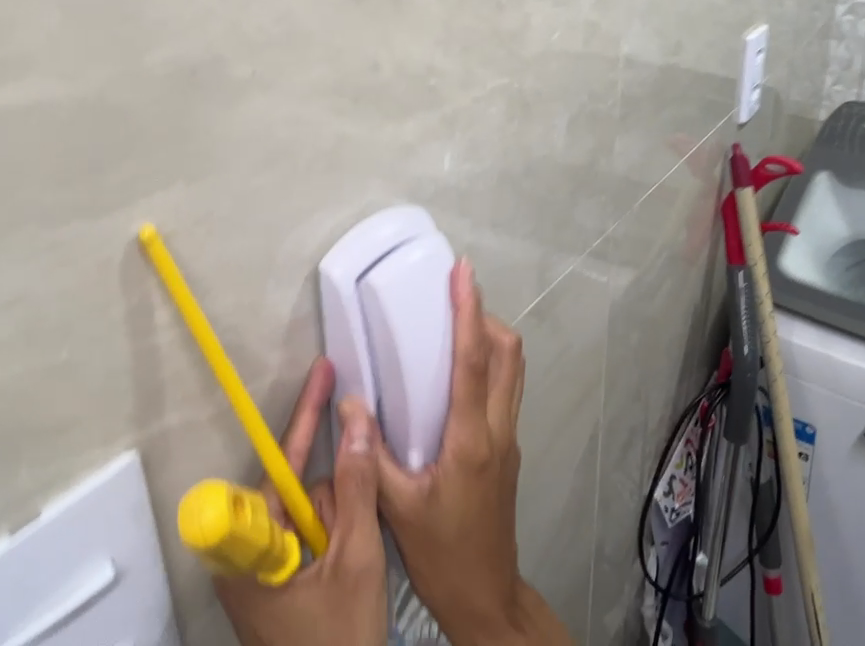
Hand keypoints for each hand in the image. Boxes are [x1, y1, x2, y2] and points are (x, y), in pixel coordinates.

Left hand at [214, 358, 386, 645]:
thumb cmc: (340, 638)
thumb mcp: (358, 560)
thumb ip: (356, 488)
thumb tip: (357, 421)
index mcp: (250, 548)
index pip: (279, 466)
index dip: (305, 418)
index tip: (325, 373)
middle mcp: (245, 552)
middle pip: (298, 488)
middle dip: (336, 498)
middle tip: (357, 534)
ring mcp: (260, 567)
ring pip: (310, 511)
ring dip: (342, 521)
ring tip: (359, 562)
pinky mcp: (275, 578)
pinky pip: (310, 533)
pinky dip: (338, 534)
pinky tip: (353, 556)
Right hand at [375, 259, 570, 644]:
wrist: (484, 591)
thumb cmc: (439, 551)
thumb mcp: (395, 507)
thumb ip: (372, 454)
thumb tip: (351, 404)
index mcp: (471, 439)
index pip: (474, 361)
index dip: (468, 311)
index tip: (462, 272)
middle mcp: (499, 430)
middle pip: (509, 355)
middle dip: (484, 317)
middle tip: (450, 301)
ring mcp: (510, 438)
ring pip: (514, 370)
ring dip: (490, 340)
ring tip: (452, 329)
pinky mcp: (509, 448)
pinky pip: (507, 391)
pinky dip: (489, 367)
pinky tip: (455, 378)